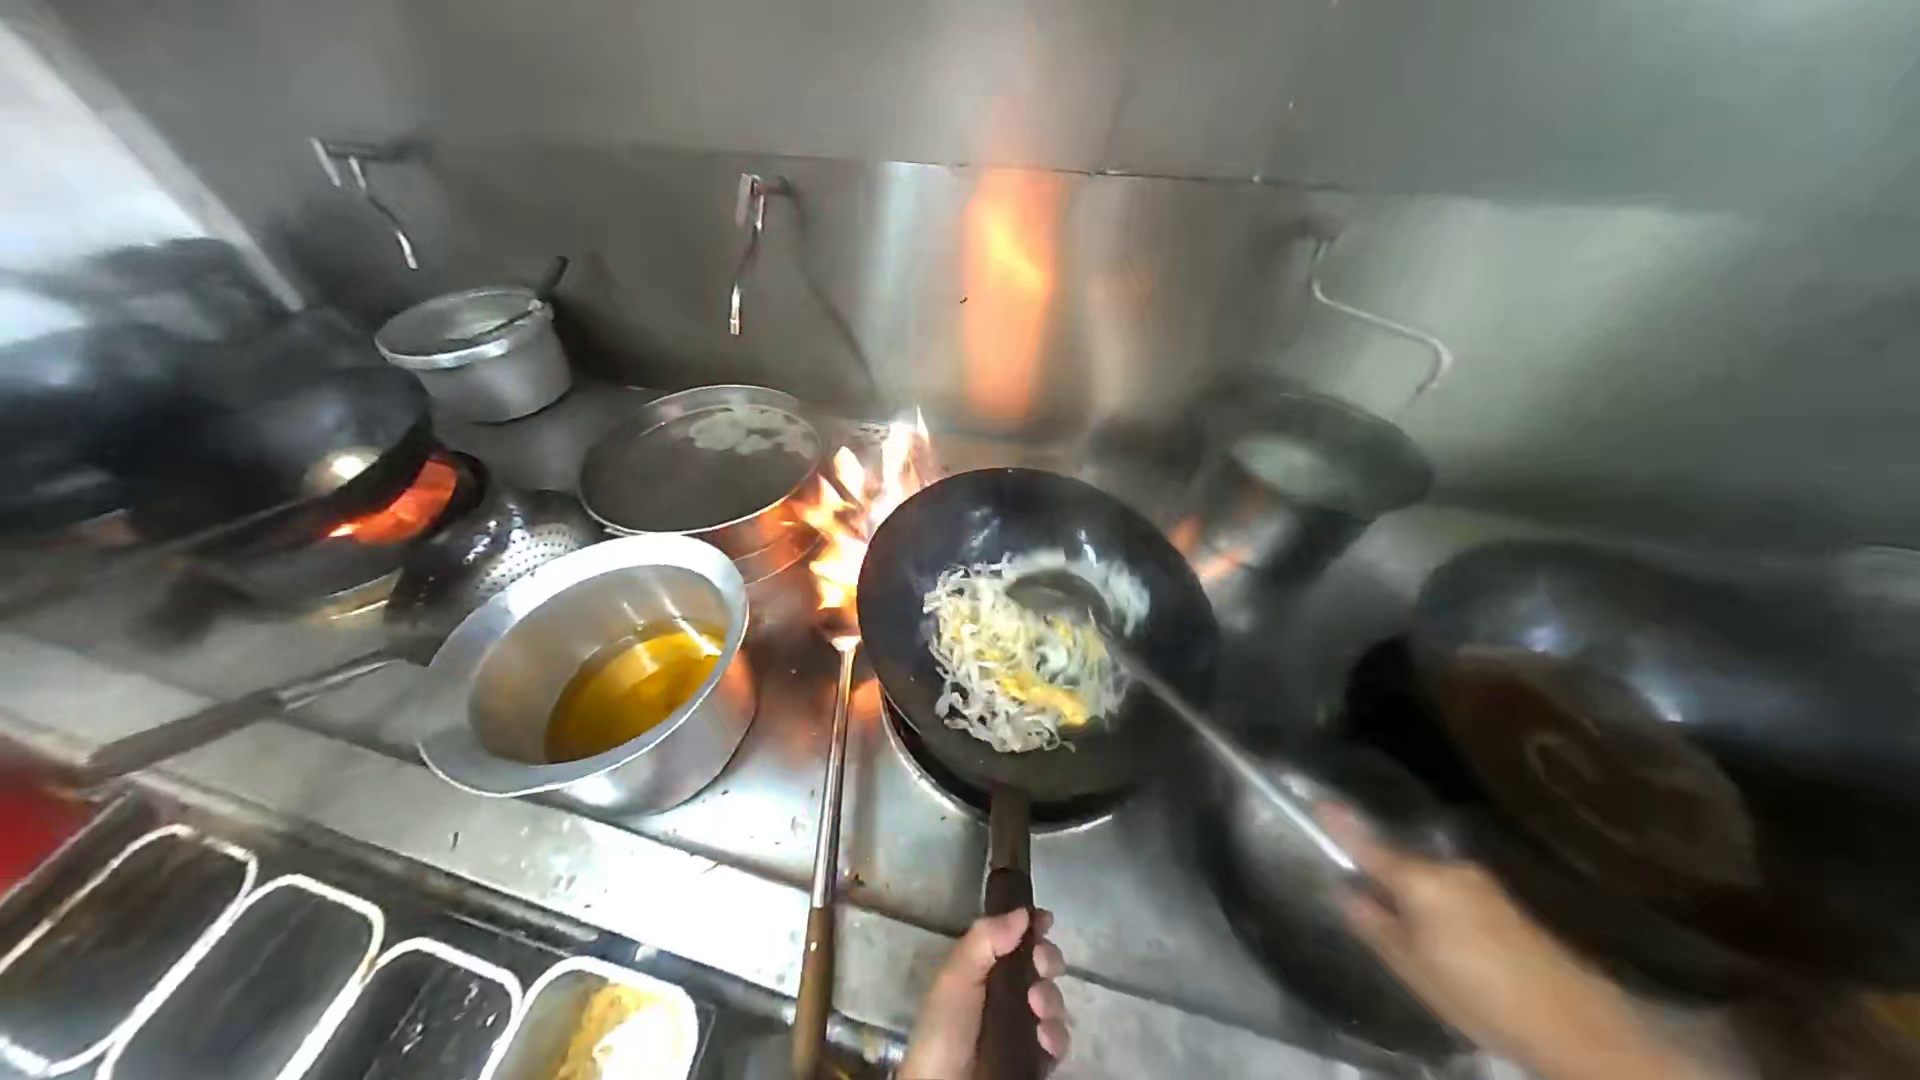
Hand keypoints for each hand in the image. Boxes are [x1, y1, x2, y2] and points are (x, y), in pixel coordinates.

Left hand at [900, 908, 1070, 1078]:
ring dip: (1052, 997)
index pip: (1014, 937)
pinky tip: (1044, 1038)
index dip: (1032, 927)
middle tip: (1040, 965)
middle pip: (1041, 964)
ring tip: (1037, 1009)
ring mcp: (1022, 1026)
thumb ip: (985, 938)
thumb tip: (1022, 912)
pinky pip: (1058, 1039)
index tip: (1045, 921)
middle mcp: (1005, 992)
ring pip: (1053, 999)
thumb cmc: (945, 1029)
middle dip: (1048, 959)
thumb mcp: (955, 975)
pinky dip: (1057, 1035)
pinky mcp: (1035, 1059)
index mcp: (983, 968)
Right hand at [1322, 806, 1715, 1079]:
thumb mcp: (1410, 966)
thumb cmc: (1479, 995)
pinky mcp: (1503, 901)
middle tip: (1369, 912)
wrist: (1578, 1027)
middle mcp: (1448, 869)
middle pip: (1397, 862)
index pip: (1366, 844)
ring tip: (1412, 940)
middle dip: (1379, 878)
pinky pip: (1451, 891)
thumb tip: (1344, 889)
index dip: (1339, 824)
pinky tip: (1448, 945)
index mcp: (1418, 880)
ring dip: (1411, 896)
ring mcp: (1479, 883)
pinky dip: (1436, 906)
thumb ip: (1370, 922)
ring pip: (1425, 879)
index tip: (1317, 803)